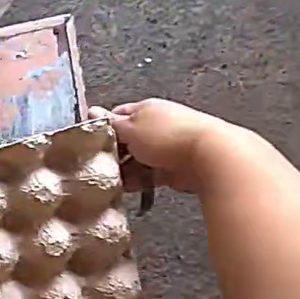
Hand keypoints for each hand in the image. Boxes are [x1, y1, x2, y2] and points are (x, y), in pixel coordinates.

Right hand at [96, 99, 246, 193]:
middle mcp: (156, 126)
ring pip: (137, 160)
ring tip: (111, 180)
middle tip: (99, 165)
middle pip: (127, 141)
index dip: (104, 129)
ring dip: (125, 170)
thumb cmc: (168, 136)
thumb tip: (92, 110)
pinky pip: (149, 175)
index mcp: (146, 109)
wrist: (208, 156)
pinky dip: (139, 182)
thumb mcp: (130, 128)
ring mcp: (166, 148)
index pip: (117, 116)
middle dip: (113, 154)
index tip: (91, 143)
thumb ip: (110, 123)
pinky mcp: (173, 168)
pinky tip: (128, 189)